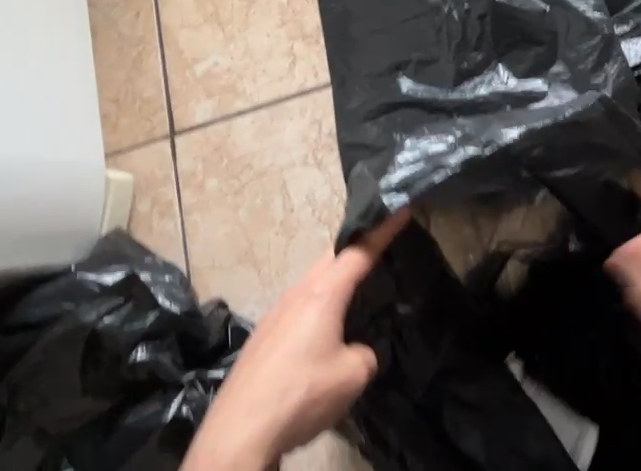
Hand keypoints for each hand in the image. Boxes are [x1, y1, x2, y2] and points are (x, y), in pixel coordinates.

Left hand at [184, 210, 409, 470]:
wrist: (240, 432)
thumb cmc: (301, 394)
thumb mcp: (353, 375)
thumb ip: (365, 352)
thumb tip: (357, 350)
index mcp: (323, 293)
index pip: (360, 251)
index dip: (383, 229)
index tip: (400, 208)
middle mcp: (297, 294)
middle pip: (331, 257)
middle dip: (356, 246)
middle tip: (380, 242)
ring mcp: (275, 314)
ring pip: (312, 280)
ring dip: (335, 276)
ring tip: (357, 284)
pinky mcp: (264, 337)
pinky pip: (299, 304)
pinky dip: (319, 302)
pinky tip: (325, 326)